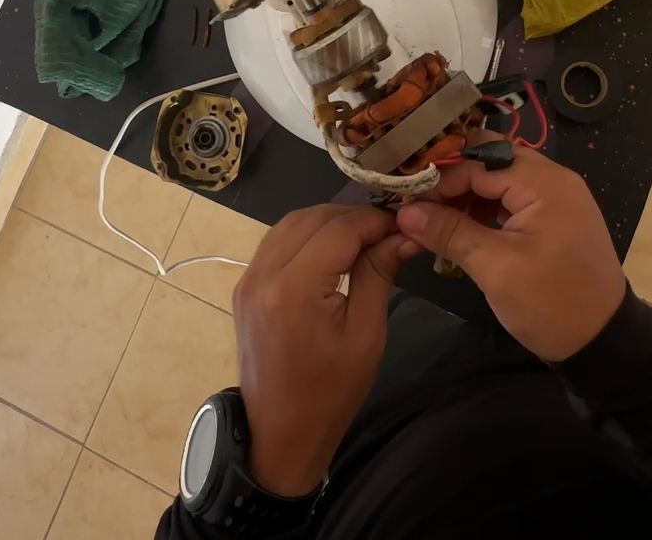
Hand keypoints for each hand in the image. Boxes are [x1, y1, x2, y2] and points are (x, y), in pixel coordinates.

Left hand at [231, 204, 408, 496]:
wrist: (279, 434)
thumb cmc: (330, 392)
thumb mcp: (366, 335)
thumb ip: (379, 274)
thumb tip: (406, 234)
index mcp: (293, 288)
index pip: (339, 229)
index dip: (374, 220)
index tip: (403, 223)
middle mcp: (264, 273)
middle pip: (314, 218)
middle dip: (354, 217)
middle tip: (387, 230)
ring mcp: (248, 277)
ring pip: (292, 222)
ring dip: (329, 221)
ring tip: (363, 237)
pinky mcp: (245, 284)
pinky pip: (277, 240)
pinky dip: (306, 234)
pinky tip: (331, 248)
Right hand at [395, 136, 626, 361]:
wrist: (605, 344)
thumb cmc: (550, 303)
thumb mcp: (494, 268)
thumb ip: (449, 232)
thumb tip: (404, 212)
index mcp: (544, 182)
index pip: (478, 162)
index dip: (440, 178)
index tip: (406, 197)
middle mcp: (552, 178)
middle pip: (491, 158)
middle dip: (451, 175)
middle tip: (417, 194)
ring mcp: (556, 196)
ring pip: (500, 176)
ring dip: (466, 190)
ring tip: (431, 212)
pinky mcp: (554, 215)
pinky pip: (512, 196)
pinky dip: (484, 205)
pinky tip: (458, 223)